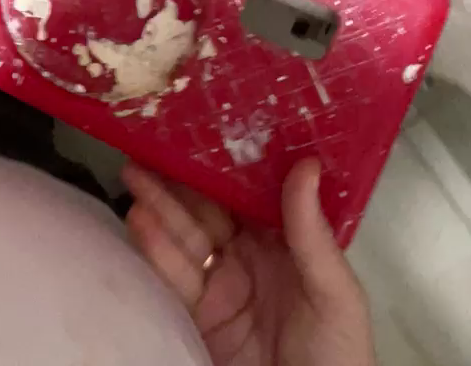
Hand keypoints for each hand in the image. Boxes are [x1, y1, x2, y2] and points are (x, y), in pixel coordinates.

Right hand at [122, 159, 373, 365]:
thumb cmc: (338, 357)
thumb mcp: (335, 294)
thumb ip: (312, 233)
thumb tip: (307, 163)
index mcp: (289, 240)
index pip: (252, 189)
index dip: (224, 160)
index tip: (200, 127)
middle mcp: (252, 253)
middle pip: (210, 206)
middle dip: (179, 176)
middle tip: (148, 142)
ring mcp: (224, 282)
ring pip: (186, 233)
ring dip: (158, 202)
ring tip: (132, 171)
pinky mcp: (200, 313)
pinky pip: (175, 274)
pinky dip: (155, 247)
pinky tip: (138, 220)